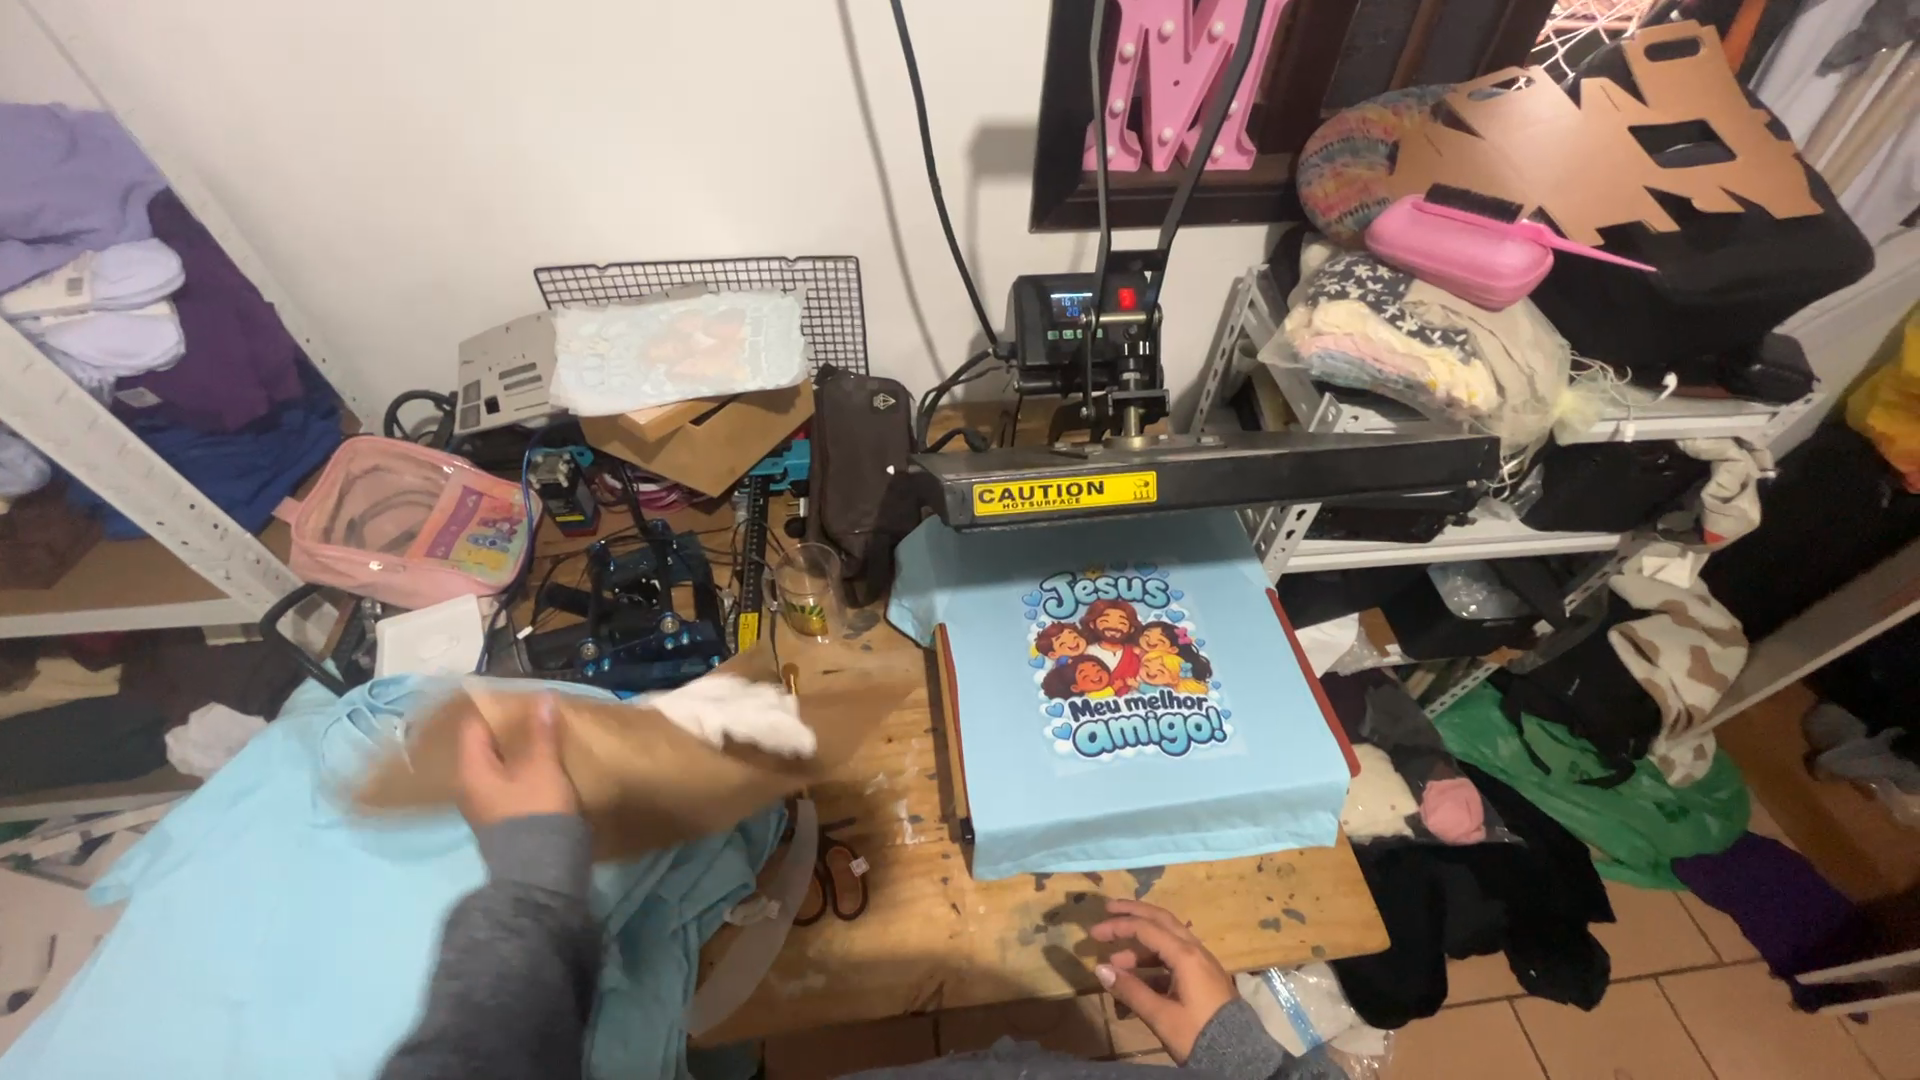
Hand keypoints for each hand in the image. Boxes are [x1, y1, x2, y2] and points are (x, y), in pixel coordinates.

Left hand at [455, 696, 578, 828]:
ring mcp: (487, 804)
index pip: (473, 727)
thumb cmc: (534, 811)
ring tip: (546, 733)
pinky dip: (525, 767)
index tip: (519, 694)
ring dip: (520, 748)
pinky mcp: (504, 817)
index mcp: (471, 771)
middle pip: (486, 746)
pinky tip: (546, 762)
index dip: (494, 708)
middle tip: (537, 711)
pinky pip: (511, 780)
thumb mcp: (542, 767)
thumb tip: (542, 698)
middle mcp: (470, 786)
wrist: (540, 869)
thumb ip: (541, 733)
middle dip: (510, 728)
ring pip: (500, 764)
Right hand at [1090, 899, 1237, 1063]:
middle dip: (1133, 913)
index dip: (1117, 927)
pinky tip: (1140, 979)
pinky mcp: (1205, 977)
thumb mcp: (1162, 1017)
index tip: (1094, 932)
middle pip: (1160, 919)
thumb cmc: (1199, 1035)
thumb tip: (1101, 969)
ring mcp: (1202, 963)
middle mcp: (1195, 950)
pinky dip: (1154, 960)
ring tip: (1117, 961)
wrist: (1242, 1061)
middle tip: (1108, 910)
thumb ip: (1131, 991)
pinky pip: (1175, 957)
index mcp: (1185, 955)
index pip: (1145, 928)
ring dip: (1141, 943)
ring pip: (1168, 938)